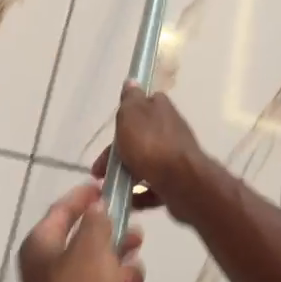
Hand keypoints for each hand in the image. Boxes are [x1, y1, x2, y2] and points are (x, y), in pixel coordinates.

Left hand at [6, 183, 147, 281]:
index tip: (107, 184)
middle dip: (118, 241)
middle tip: (137, 236)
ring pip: (115, 272)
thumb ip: (98, 220)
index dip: (84, 196)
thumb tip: (98, 206)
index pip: (62, 211)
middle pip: (94, 243)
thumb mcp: (89, 246)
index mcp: (43, 247)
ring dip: (127, 277)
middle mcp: (57, 271)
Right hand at [90, 84, 211, 223]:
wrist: (181, 183)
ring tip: (108, 189)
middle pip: (139, 139)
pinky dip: (139, 194)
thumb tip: (133, 81)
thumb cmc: (150, 144)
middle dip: (118, 154)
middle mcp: (170, 129)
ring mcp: (175, 157)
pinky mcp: (177, 182)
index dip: (123, 120)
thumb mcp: (131, 114)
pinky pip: (153, 186)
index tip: (109, 135)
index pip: (141, 106)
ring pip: (145, 163)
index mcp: (160, 109)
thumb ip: (130, 99)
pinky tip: (127, 201)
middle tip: (99, 171)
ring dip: (126, 175)